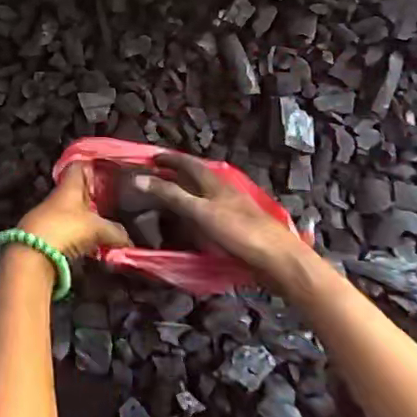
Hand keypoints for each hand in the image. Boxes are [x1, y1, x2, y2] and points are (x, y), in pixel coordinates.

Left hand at [16, 162, 130, 258]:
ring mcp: (52, 216)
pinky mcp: (49, 235)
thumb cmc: (65, 228)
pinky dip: (84, 236)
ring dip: (91, 219)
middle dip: (97, 196)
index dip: (93, 166)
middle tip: (119, 202)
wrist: (32, 253)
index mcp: (69, 187)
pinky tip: (97, 245)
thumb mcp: (97, 228)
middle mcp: (59, 198)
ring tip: (113, 226)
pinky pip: (71, 231)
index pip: (80, 167)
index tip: (110, 170)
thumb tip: (128, 238)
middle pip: (80, 191)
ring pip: (76, 212)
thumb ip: (116, 231)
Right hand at [132, 153, 315, 291]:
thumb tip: (138, 178)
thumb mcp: (199, 211)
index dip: (168, 158)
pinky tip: (189, 219)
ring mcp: (232, 206)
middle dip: (175, 173)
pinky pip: (208, 208)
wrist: (279, 259)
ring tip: (168, 196)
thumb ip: (170, 195)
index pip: (187, 162)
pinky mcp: (237, 223)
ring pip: (203, 192)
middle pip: (195, 175)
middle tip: (154, 175)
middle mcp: (223, 189)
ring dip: (185, 190)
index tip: (150, 157)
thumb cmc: (238, 231)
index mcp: (213, 181)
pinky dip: (194, 207)